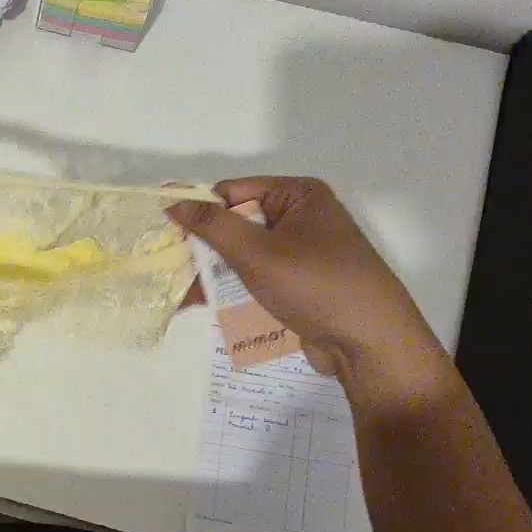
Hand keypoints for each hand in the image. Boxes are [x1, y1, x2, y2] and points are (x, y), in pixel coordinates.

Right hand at [167, 178, 447, 395]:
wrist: (365, 340)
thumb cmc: (314, 284)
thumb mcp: (257, 252)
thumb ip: (213, 226)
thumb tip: (174, 203)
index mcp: (297, 196)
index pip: (233, 191)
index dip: (200, 210)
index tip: (166, 234)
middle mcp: (299, 218)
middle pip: (236, 224)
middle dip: (202, 248)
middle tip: (167, 268)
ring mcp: (299, 253)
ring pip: (241, 256)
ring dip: (211, 274)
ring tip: (178, 295)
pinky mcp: (296, 284)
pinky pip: (253, 280)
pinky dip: (229, 291)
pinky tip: (200, 307)